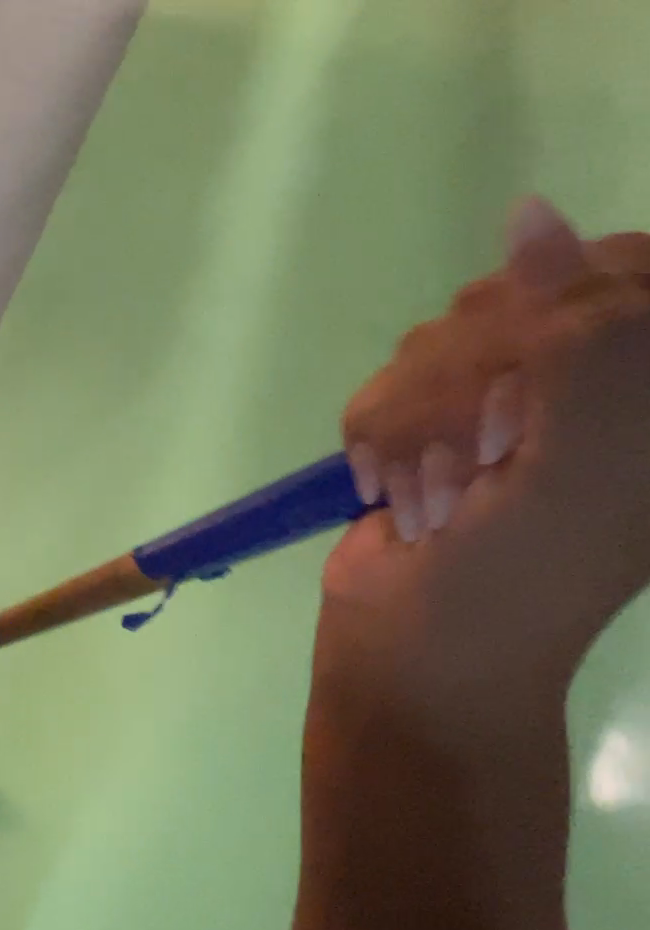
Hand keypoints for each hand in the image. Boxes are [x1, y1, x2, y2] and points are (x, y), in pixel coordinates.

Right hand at [320, 198, 649, 710]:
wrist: (415, 648)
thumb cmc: (521, 574)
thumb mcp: (581, 458)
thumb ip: (584, 333)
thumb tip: (530, 215)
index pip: (621, 270)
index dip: (560, 312)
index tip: (531, 393)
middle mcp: (589, 383)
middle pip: (515, 298)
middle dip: (470, 385)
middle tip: (484, 460)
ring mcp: (502, 405)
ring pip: (435, 340)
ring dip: (414, 422)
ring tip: (434, 490)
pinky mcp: (427, 427)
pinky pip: (384, 382)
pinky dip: (373, 438)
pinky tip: (394, 487)